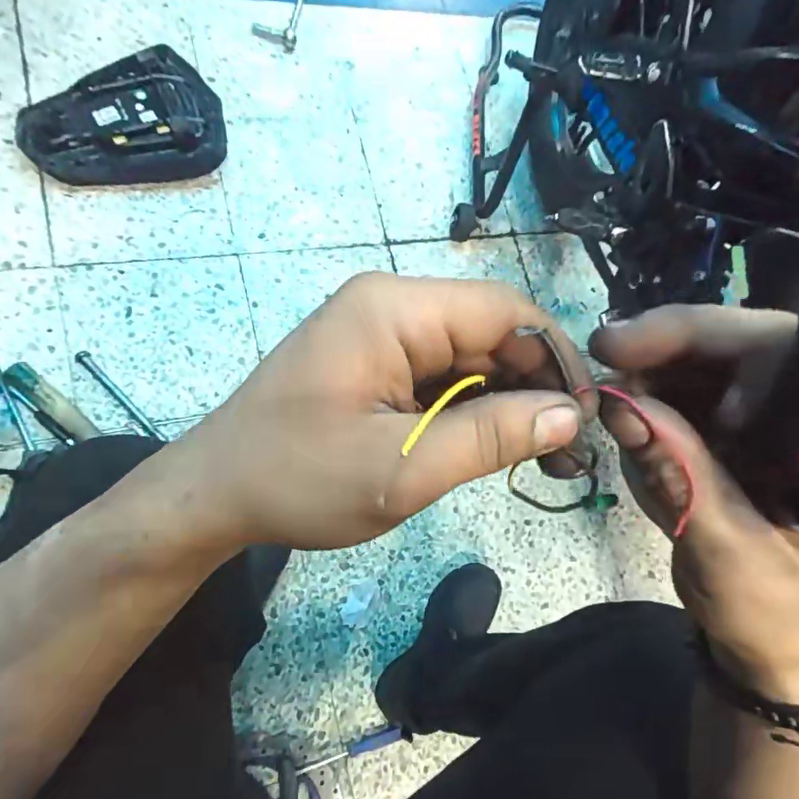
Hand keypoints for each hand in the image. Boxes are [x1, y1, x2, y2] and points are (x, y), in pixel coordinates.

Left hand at [150, 273, 595, 552]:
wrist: (214, 494)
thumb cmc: (298, 480)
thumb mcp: (402, 468)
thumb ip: (491, 437)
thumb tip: (570, 414)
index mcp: (394, 310)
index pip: (506, 311)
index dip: (555, 360)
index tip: (585, 419)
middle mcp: (391, 305)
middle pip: (492, 331)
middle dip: (536, 386)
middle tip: (566, 452)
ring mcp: (381, 332)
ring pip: (472, 355)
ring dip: (509, 402)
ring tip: (541, 457)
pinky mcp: (376, 360)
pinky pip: (443, 374)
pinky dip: (475, 409)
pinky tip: (496, 446)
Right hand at [590, 304, 798, 702]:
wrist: (776, 649)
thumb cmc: (777, 623)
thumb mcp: (730, 560)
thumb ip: (684, 480)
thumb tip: (623, 402)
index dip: (778, 343)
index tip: (699, 369)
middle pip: (798, 338)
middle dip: (700, 339)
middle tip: (619, 348)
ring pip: (757, 348)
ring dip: (682, 356)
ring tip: (620, 374)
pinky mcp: (792, 420)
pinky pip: (737, 375)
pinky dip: (682, 378)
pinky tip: (643, 396)